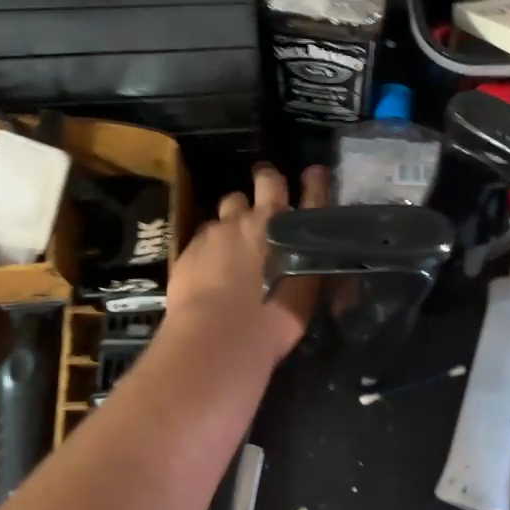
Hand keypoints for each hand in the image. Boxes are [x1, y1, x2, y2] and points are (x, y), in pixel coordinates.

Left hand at [162, 164, 328, 364]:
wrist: (218, 336)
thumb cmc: (272, 323)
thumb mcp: (303, 298)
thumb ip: (305, 272)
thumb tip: (308, 268)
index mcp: (293, 232)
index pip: (314, 195)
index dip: (315, 182)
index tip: (314, 173)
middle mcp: (260, 219)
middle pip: (267, 179)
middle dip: (267, 178)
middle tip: (267, 185)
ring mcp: (223, 227)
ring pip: (231, 202)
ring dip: (236, 212)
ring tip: (234, 230)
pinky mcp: (194, 243)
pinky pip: (206, 231)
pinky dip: (211, 241)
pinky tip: (209, 261)